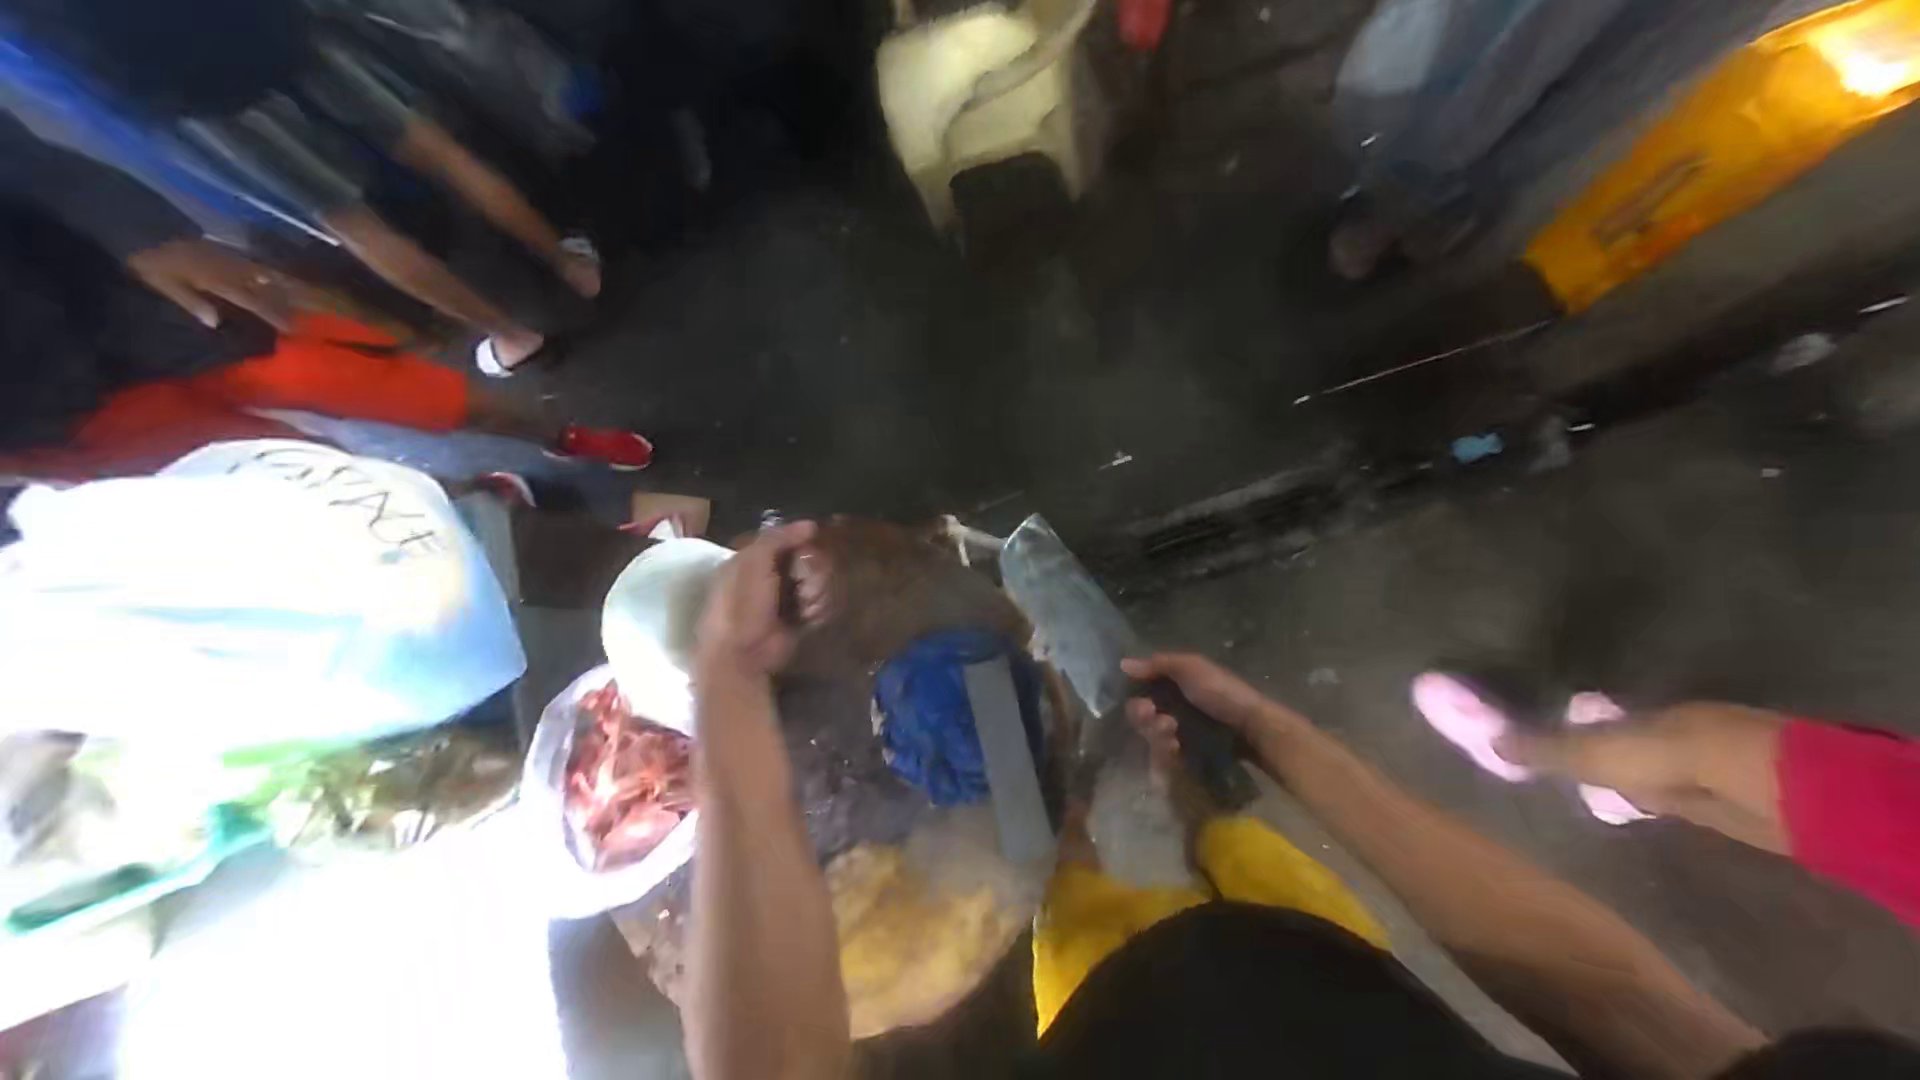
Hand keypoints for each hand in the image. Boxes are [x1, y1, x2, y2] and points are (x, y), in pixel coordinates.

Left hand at [125, 238, 298, 331]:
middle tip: (302, 312)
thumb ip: (192, 302)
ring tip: (296, 292)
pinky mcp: (222, 248)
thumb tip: (216, 324)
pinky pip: (251, 262)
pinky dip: (263, 270)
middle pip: (266, 288)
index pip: (255, 304)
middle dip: (284, 300)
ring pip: (263, 273)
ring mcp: (229, 258)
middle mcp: (232, 271)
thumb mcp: (164, 283)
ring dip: (279, 283)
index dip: (274, 317)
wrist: (138, 224)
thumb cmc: (151, 260)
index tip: (292, 329)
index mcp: (220, 283)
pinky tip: (267, 274)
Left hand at [696, 521, 826, 679]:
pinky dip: (818, 609)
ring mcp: (789, 597)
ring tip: (803, 606)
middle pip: (809, 559)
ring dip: (815, 592)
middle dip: (812, 571)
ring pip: (819, 581)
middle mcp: (773, 575)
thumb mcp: (752, 562)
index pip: (789, 540)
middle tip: (803, 583)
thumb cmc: (741, 603)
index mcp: (754, 559)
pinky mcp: (801, 618)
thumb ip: (778, 538)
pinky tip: (807, 616)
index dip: (801, 542)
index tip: (809, 546)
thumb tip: (811, 525)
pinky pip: (822, 603)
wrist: (741, 653)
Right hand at [1120, 653, 1304, 743]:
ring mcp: (1177, 732)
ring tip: (1172, 735)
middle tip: (1162, 722)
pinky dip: (1165, 751)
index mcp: (1170, 684)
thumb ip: (1157, 664)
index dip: (1135, 701)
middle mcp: (1169, 706)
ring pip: (1149, 736)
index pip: (1138, 693)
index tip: (1144, 706)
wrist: (1251, 726)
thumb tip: (1123, 664)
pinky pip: (1162, 754)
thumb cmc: (1221, 691)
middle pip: (1140, 717)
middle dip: (1144, 719)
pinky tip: (1176, 748)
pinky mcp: (1185, 753)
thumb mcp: (1190, 667)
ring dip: (1155, 735)